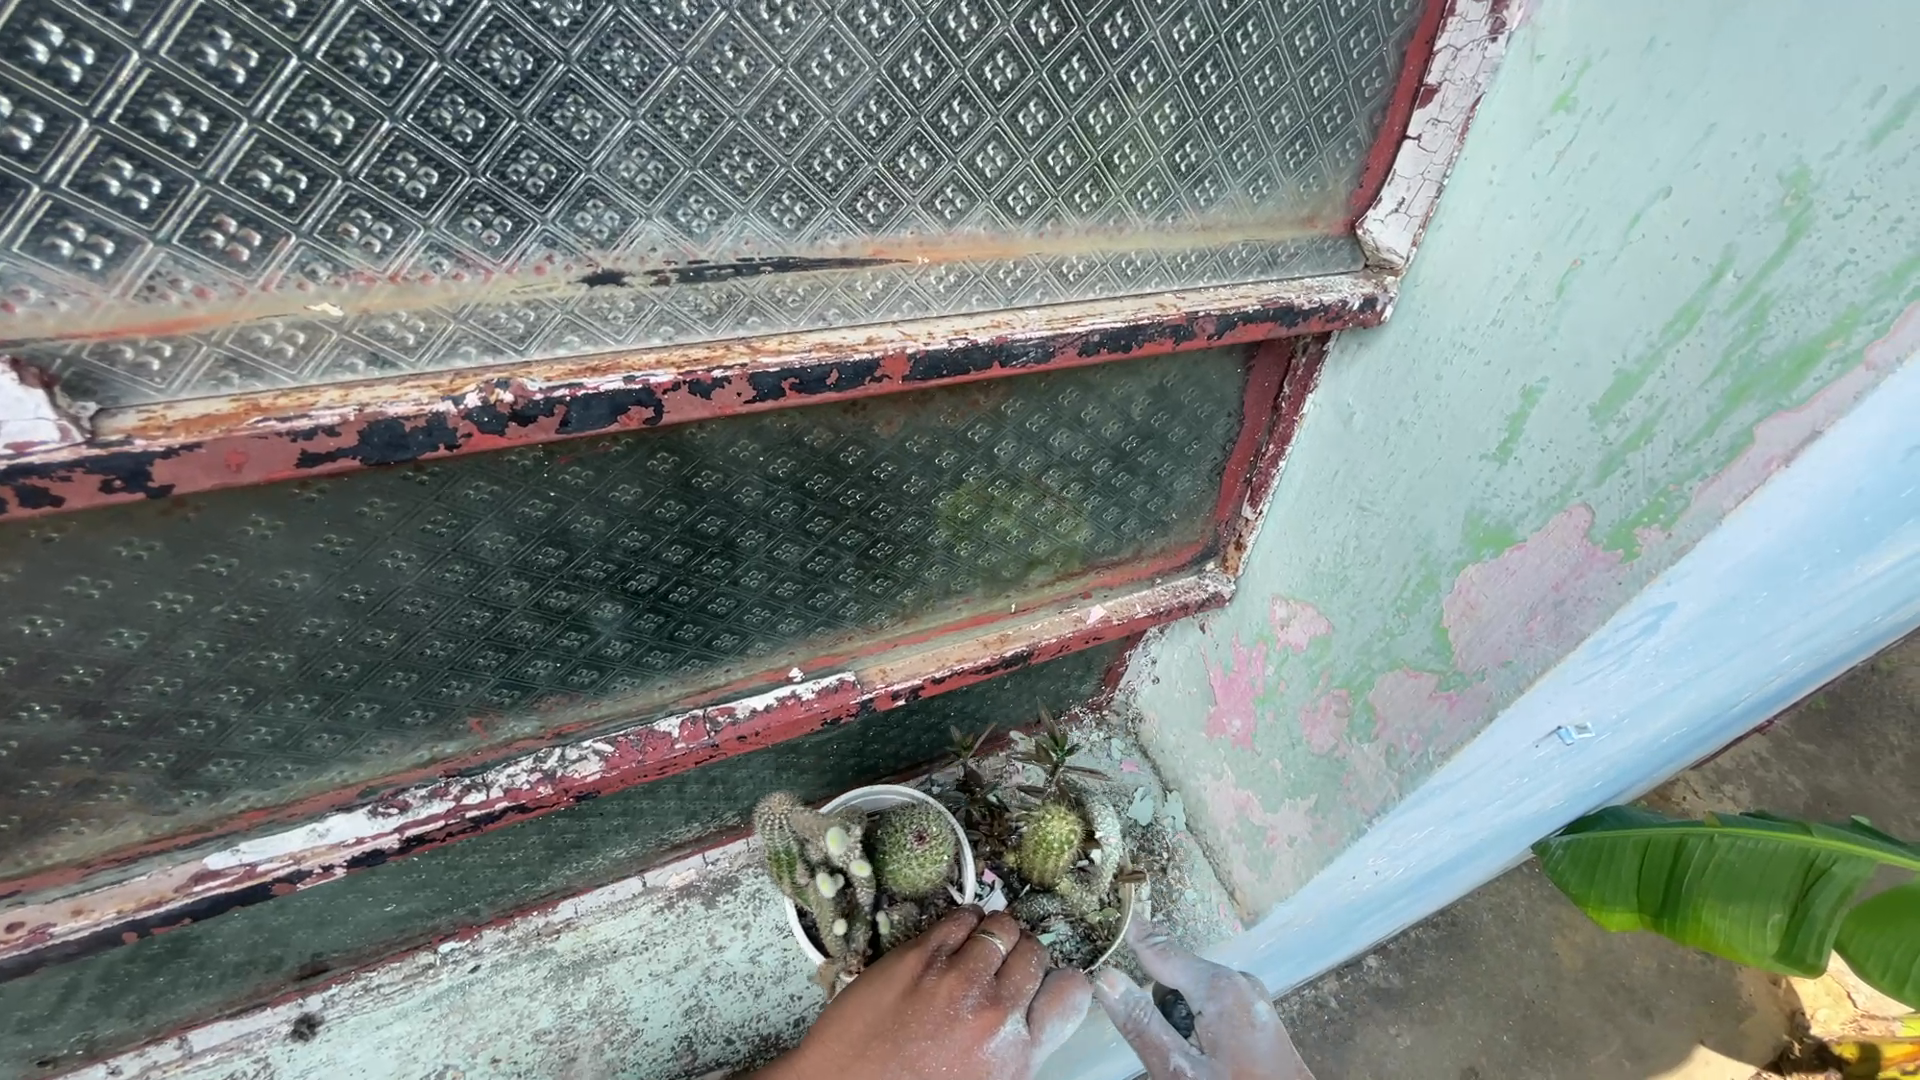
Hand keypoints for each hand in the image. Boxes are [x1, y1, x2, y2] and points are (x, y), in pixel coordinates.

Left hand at [758, 907, 1091, 1079]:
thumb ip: (1012, 1048)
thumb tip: (1030, 1010)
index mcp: (1016, 1056)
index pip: (1071, 995)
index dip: (1063, 980)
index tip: (1047, 977)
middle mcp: (994, 1014)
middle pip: (1034, 953)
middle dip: (1023, 951)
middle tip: (1004, 958)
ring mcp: (956, 980)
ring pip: (1002, 927)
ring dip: (995, 930)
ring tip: (980, 941)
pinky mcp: (920, 955)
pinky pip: (961, 916)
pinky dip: (964, 918)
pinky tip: (955, 931)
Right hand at [1093, 920, 1314, 1079]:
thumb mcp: (1181, 1074)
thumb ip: (1142, 1024)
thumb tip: (1105, 976)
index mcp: (1220, 986)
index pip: (1159, 948)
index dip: (1131, 937)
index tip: (1108, 917)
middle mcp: (1240, 982)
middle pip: (1176, 976)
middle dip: (1161, 1007)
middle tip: (1168, 1053)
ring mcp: (1254, 1000)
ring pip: (1194, 994)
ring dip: (1182, 1023)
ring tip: (1192, 1067)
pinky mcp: (1261, 1020)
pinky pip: (1215, 1008)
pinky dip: (1201, 1029)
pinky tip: (1208, 1065)